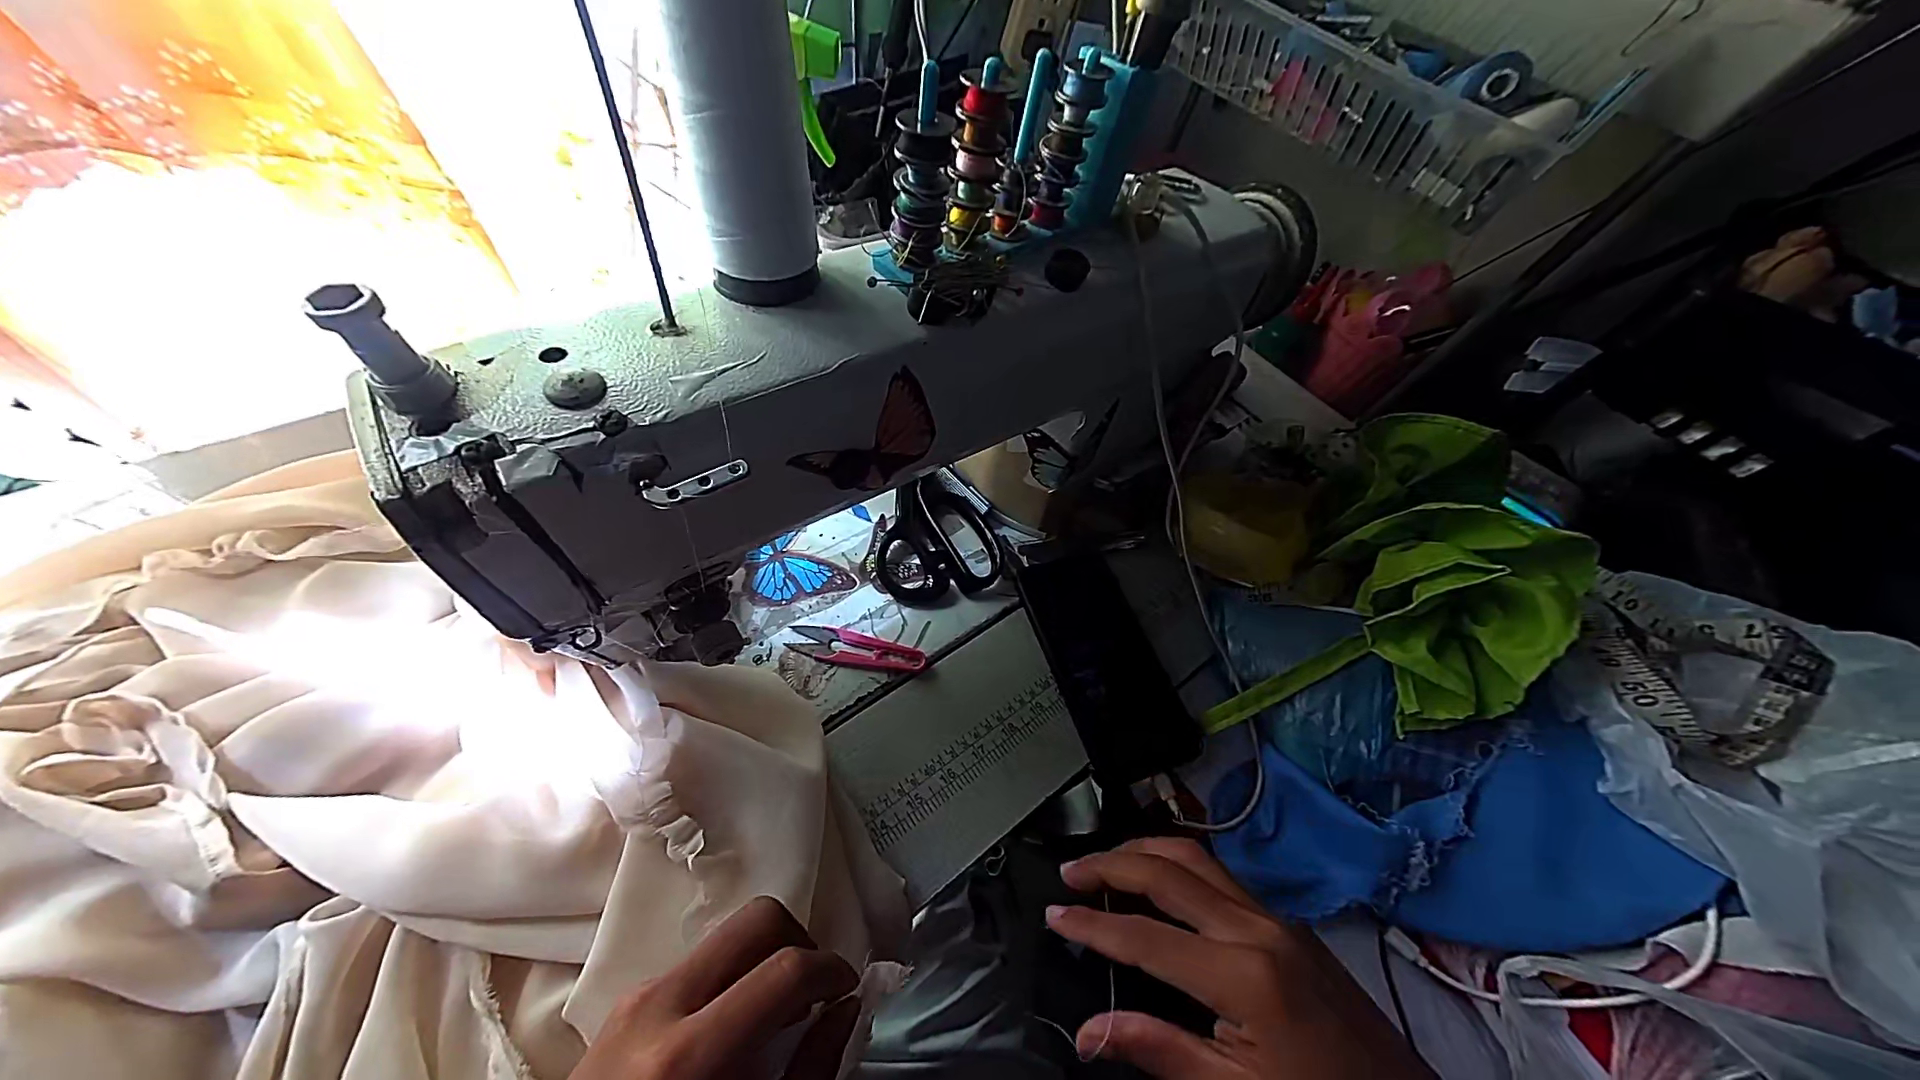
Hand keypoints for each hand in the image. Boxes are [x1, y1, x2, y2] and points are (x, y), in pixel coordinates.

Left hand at [570, 896, 860, 1079]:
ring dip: (765, 958)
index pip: (783, 971)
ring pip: (727, 935)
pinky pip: (699, 962)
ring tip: (773, 1011)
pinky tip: (733, 1025)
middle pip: (755, 920)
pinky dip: (732, 977)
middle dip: (800, 940)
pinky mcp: (625, 1000)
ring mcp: (637, 997)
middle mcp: (659, 1007)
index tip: (846, 988)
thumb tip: (846, 1009)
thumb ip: (810, 1072)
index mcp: (688, 1058)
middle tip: (812, 987)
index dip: (830, 970)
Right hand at [1046, 838, 1434, 1079]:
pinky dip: (1178, 864)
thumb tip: (1088, 1034)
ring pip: (1197, 858)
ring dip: (1144, 850)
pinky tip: (1160, 879)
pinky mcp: (1287, 922)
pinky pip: (1221, 875)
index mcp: (1244, 974)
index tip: (1055, 915)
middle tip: (1070, 872)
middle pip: (1169, 871)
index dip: (1093, 924)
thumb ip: (1158, 1050)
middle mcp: (1258, 928)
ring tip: (1106, 861)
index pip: (1145, 937)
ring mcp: (1276, 919)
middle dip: (1112, 865)